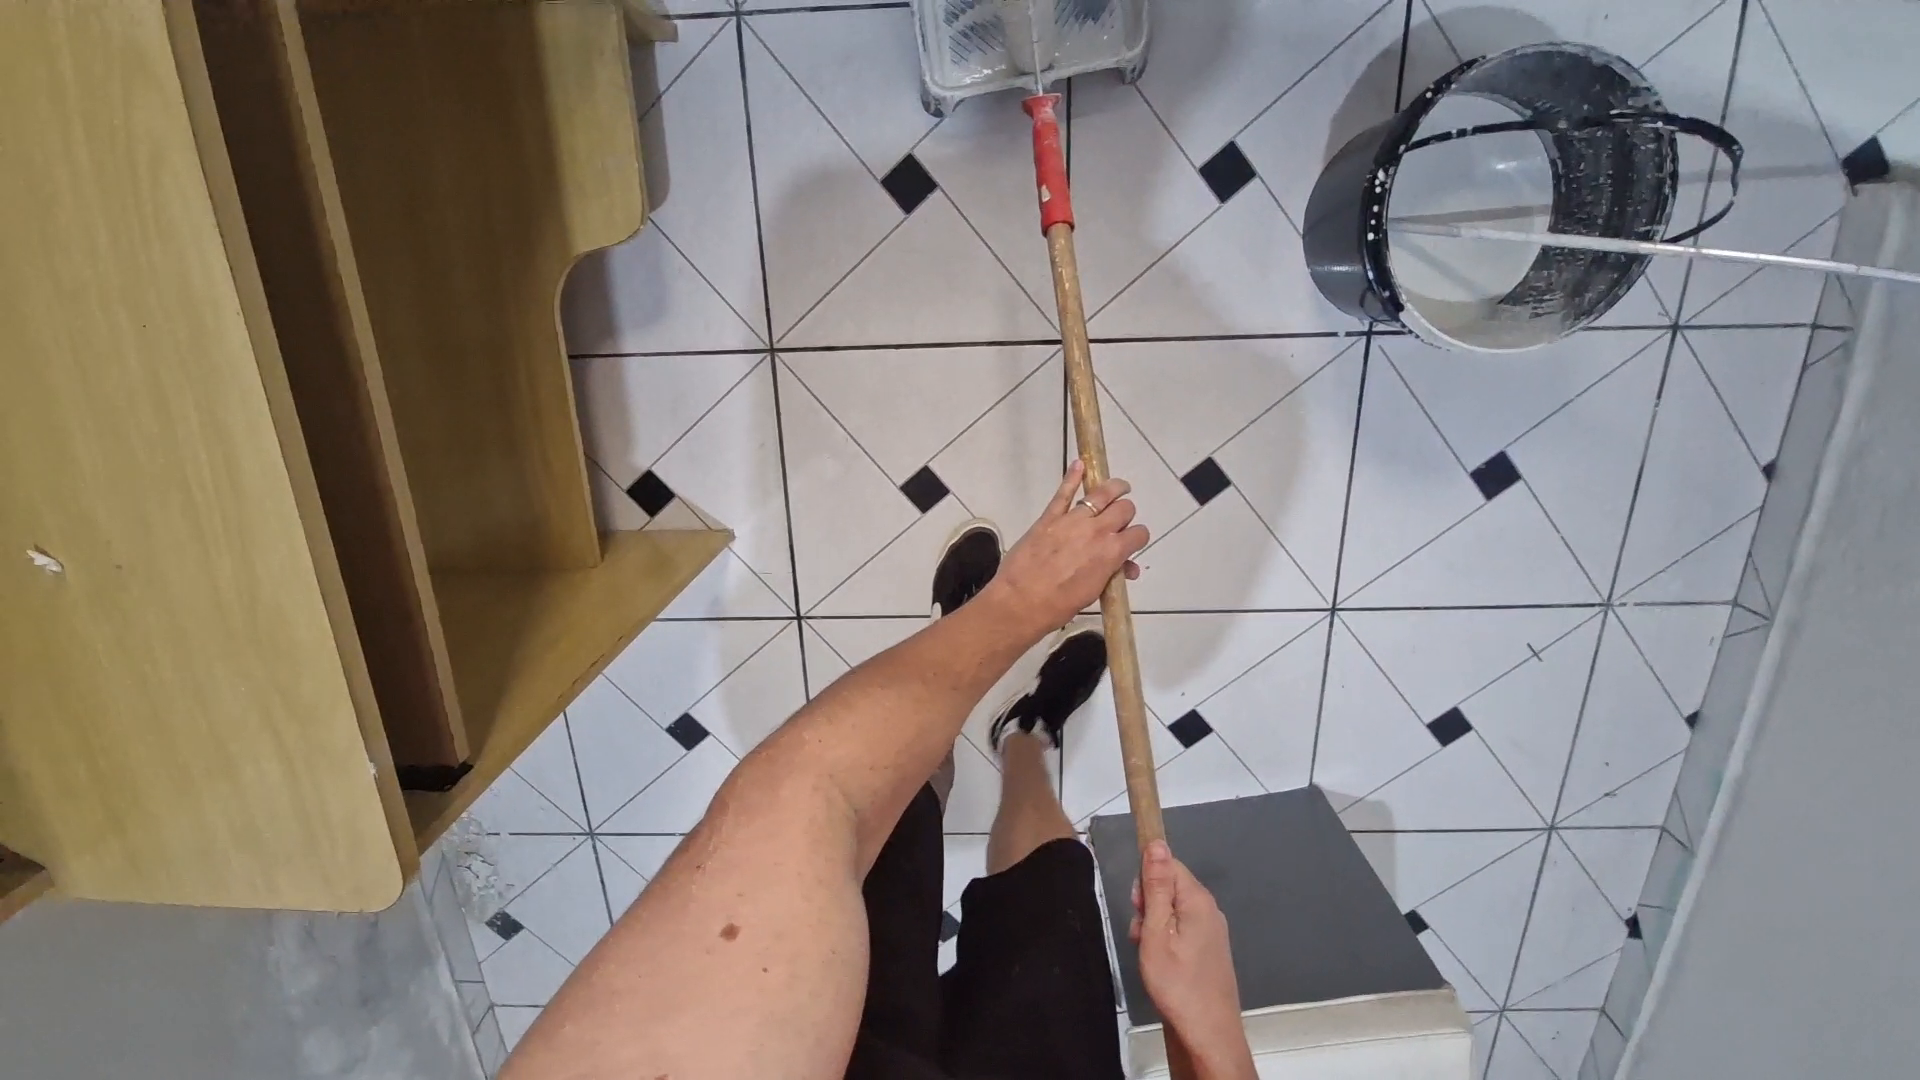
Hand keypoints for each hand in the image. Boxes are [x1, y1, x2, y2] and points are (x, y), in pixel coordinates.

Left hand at [986, 460, 1149, 638]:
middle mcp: (1097, 530)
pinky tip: (1079, 464)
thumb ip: (1113, 574)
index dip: (1137, 536)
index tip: (1132, 540)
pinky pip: (1064, 493)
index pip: (1139, 533)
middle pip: (1124, 508)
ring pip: (1101, 493)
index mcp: (1112, 552)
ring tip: (1119, 488)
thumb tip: (1128, 568)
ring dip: (1114, 488)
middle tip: (1120, 519)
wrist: (1021, 602)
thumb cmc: (1060, 604)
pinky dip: (1072, 476)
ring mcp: (1072, 520)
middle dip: (1126, 512)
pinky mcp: (1049, 517)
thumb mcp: (1095, 592)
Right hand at [1132, 840, 1254, 1076]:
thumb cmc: (1177, 984)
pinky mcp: (1210, 947)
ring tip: (1150, 954)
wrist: (1209, 1035)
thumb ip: (1155, 887)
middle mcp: (1209, 908)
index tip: (1138, 909)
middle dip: (1149, 905)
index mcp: (1197, 899)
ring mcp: (1212, 929)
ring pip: (1173, 908)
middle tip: (1142, 936)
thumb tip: (1157, 843)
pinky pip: (1182, 926)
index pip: (1167, 863)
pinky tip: (1162, 962)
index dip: (1146, 881)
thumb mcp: (1156, 933)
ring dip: (1155, 924)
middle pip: (1169, 885)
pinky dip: (1167, 938)